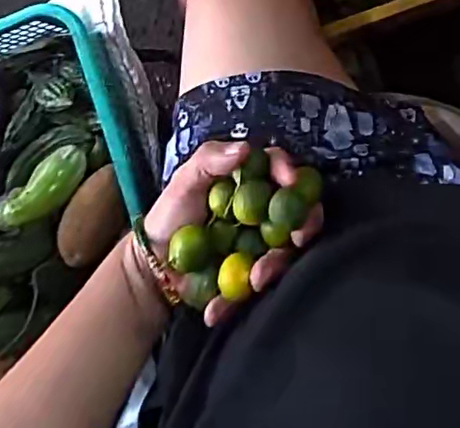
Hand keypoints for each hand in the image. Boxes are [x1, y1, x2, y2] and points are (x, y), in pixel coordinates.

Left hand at [127, 140, 323, 326]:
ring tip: (254, 280)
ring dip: (276, 265)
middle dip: (305, 223)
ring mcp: (262, 244)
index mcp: (252, 180)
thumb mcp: (185, 180)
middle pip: (299, 210)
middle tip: (298, 238)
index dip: (290, 171)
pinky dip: (240, 298)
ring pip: (285, 251)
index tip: (290, 181)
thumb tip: (245, 149)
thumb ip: (210, 159)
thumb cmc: (172, 212)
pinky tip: (216, 308)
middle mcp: (265, 210)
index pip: (279, 168)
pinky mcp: (253, 275)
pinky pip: (257, 285)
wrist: (154, 265)